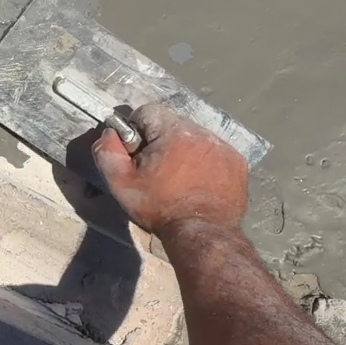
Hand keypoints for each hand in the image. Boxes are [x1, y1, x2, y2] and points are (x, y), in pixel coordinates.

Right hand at [89, 103, 248, 236]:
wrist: (202, 233)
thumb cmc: (159, 207)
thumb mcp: (120, 183)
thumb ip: (107, 151)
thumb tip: (110, 133)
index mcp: (173, 132)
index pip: (148, 111)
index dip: (136, 130)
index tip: (136, 154)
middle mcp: (202, 132)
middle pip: (172, 123)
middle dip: (160, 139)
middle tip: (155, 168)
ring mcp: (224, 147)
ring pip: (194, 136)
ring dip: (182, 149)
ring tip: (178, 176)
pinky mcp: (238, 162)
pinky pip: (213, 151)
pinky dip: (203, 160)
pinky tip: (198, 181)